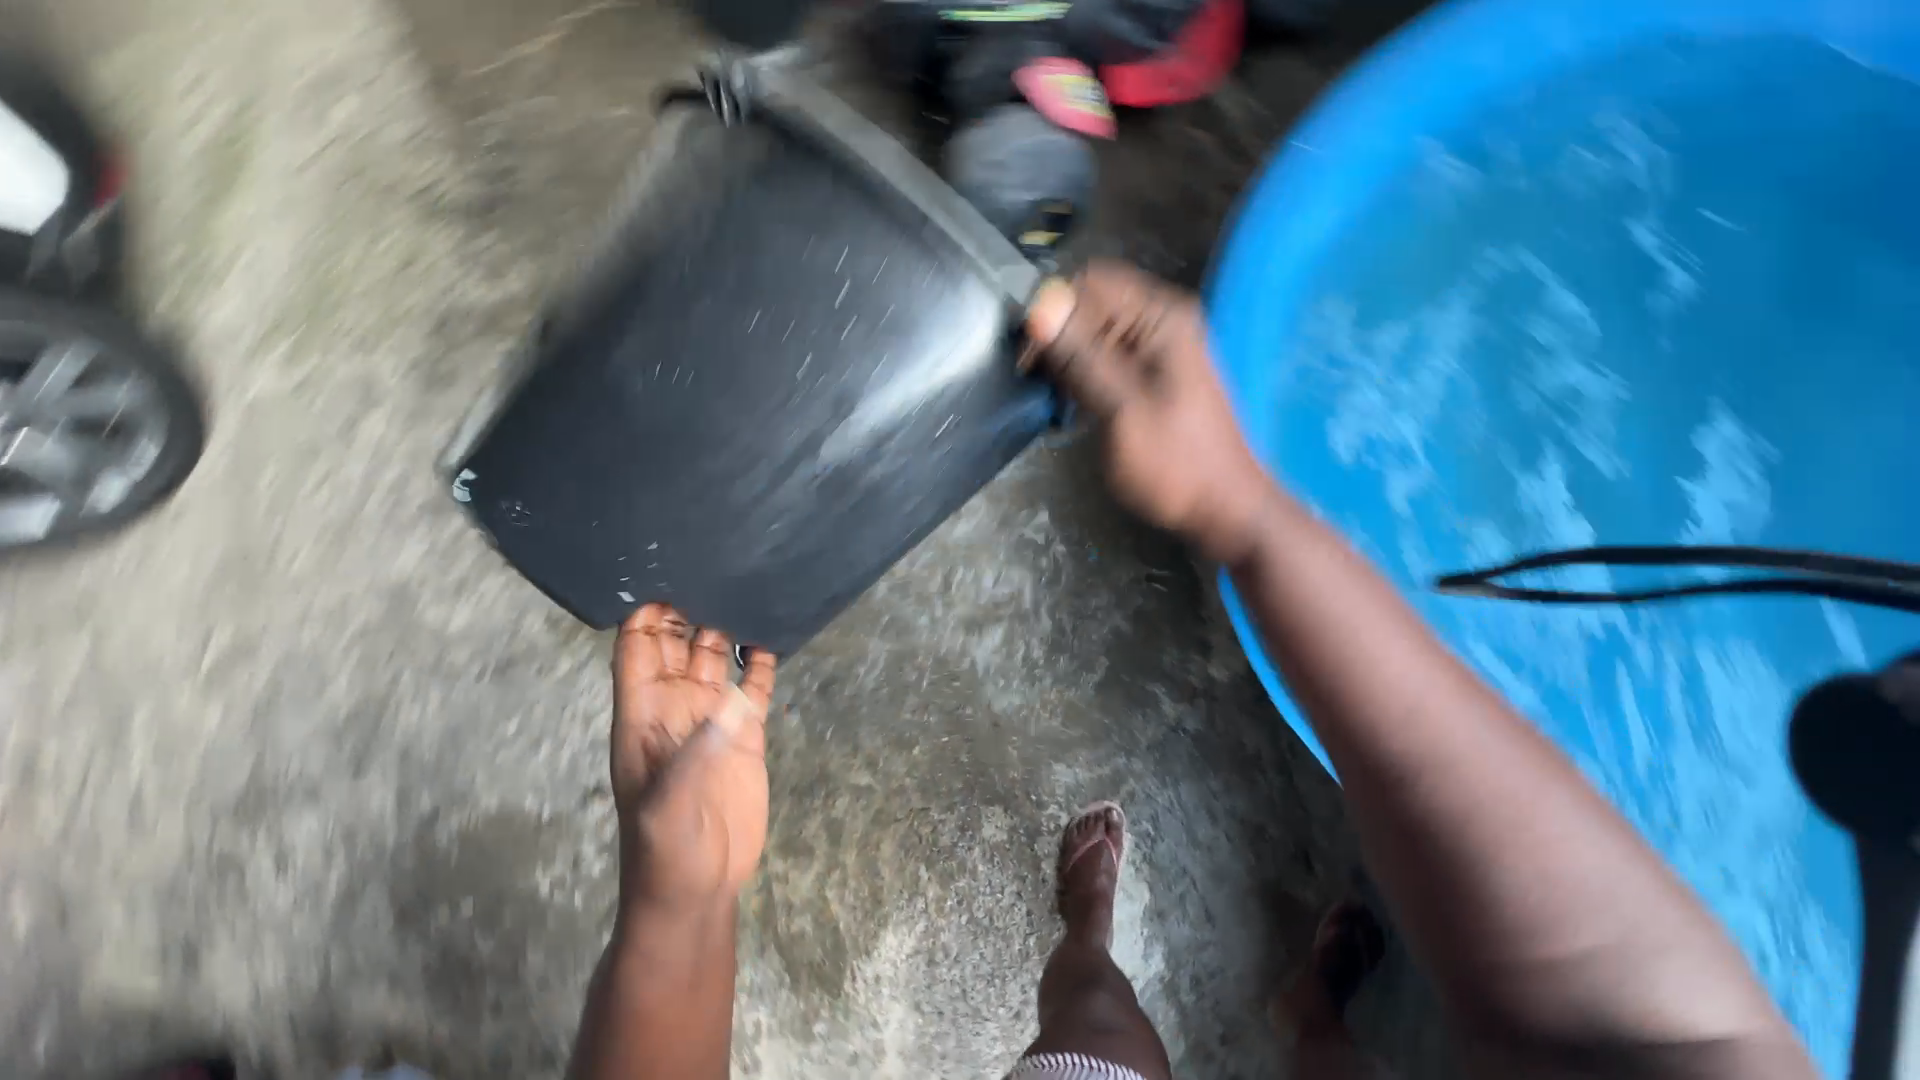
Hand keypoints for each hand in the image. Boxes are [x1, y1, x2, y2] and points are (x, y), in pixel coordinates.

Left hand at [609, 604, 776, 908]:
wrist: (698, 887)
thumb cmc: (664, 848)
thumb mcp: (668, 803)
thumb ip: (696, 753)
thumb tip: (733, 704)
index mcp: (643, 714)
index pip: (636, 652)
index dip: (646, 617)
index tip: (669, 579)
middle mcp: (676, 706)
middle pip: (678, 644)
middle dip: (690, 610)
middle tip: (718, 570)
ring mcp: (713, 718)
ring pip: (718, 658)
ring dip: (728, 629)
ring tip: (750, 590)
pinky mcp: (748, 734)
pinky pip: (756, 686)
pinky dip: (763, 662)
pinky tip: (775, 635)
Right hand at [1024, 261, 1275, 563]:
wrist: (1225, 509)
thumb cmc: (1178, 465)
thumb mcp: (1122, 409)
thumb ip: (1081, 357)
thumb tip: (1041, 307)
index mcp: (1162, 320)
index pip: (1092, 283)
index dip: (1053, 309)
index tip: (1029, 352)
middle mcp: (1162, 325)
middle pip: (1090, 307)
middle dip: (1058, 339)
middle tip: (1039, 382)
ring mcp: (1158, 352)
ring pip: (1093, 337)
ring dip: (1067, 363)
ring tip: (1058, 401)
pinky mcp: (1150, 378)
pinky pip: (1105, 361)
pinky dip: (1083, 379)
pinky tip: (1075, 409)